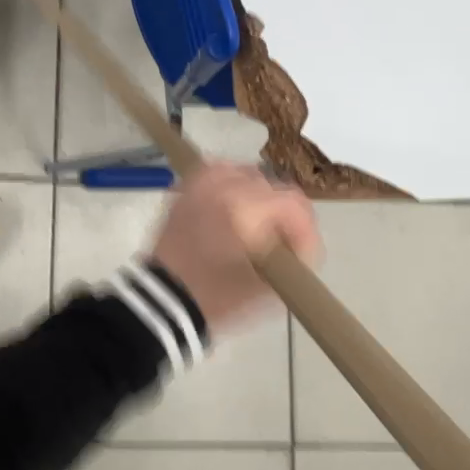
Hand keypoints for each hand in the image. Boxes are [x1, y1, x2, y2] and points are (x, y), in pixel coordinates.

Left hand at [149, 163, 319, 331]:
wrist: (164, 298)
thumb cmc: (217, 298)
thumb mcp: (267, 287)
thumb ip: (294, 260)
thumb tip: (303, 246)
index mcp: (244, 207)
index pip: (293, 202)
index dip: (305, 228)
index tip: (302, 252)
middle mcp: (222, 185)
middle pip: (271, 186)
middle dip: (282, 213)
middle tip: (280, 243)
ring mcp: (200, 183)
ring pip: (245, 173)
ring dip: (258, 197)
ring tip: (257, 226)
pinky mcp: (185, 189)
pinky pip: (217, 171)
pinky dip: (231, 184)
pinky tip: (233, 207)